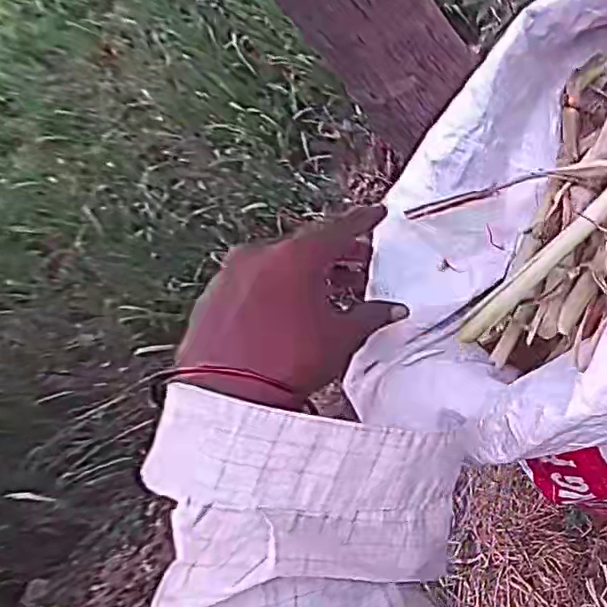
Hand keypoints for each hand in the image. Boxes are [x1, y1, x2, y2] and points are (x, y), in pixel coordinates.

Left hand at [175, 206, 407, 411]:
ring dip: (309, 272)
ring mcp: (232, 274)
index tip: (376, 214)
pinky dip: (280, 286)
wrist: (229, 392)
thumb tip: (392, 310)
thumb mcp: (343, 336)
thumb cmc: (288, 361)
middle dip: (339, 253)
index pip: (339, 229)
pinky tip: (295, 308)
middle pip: (309, 246)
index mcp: (296, 257)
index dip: (363, 221)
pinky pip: (257, 280)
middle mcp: (261, 256)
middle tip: (361, 262)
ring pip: (281, 262)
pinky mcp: (215, 295)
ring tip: (333, 291)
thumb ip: (371, 315)